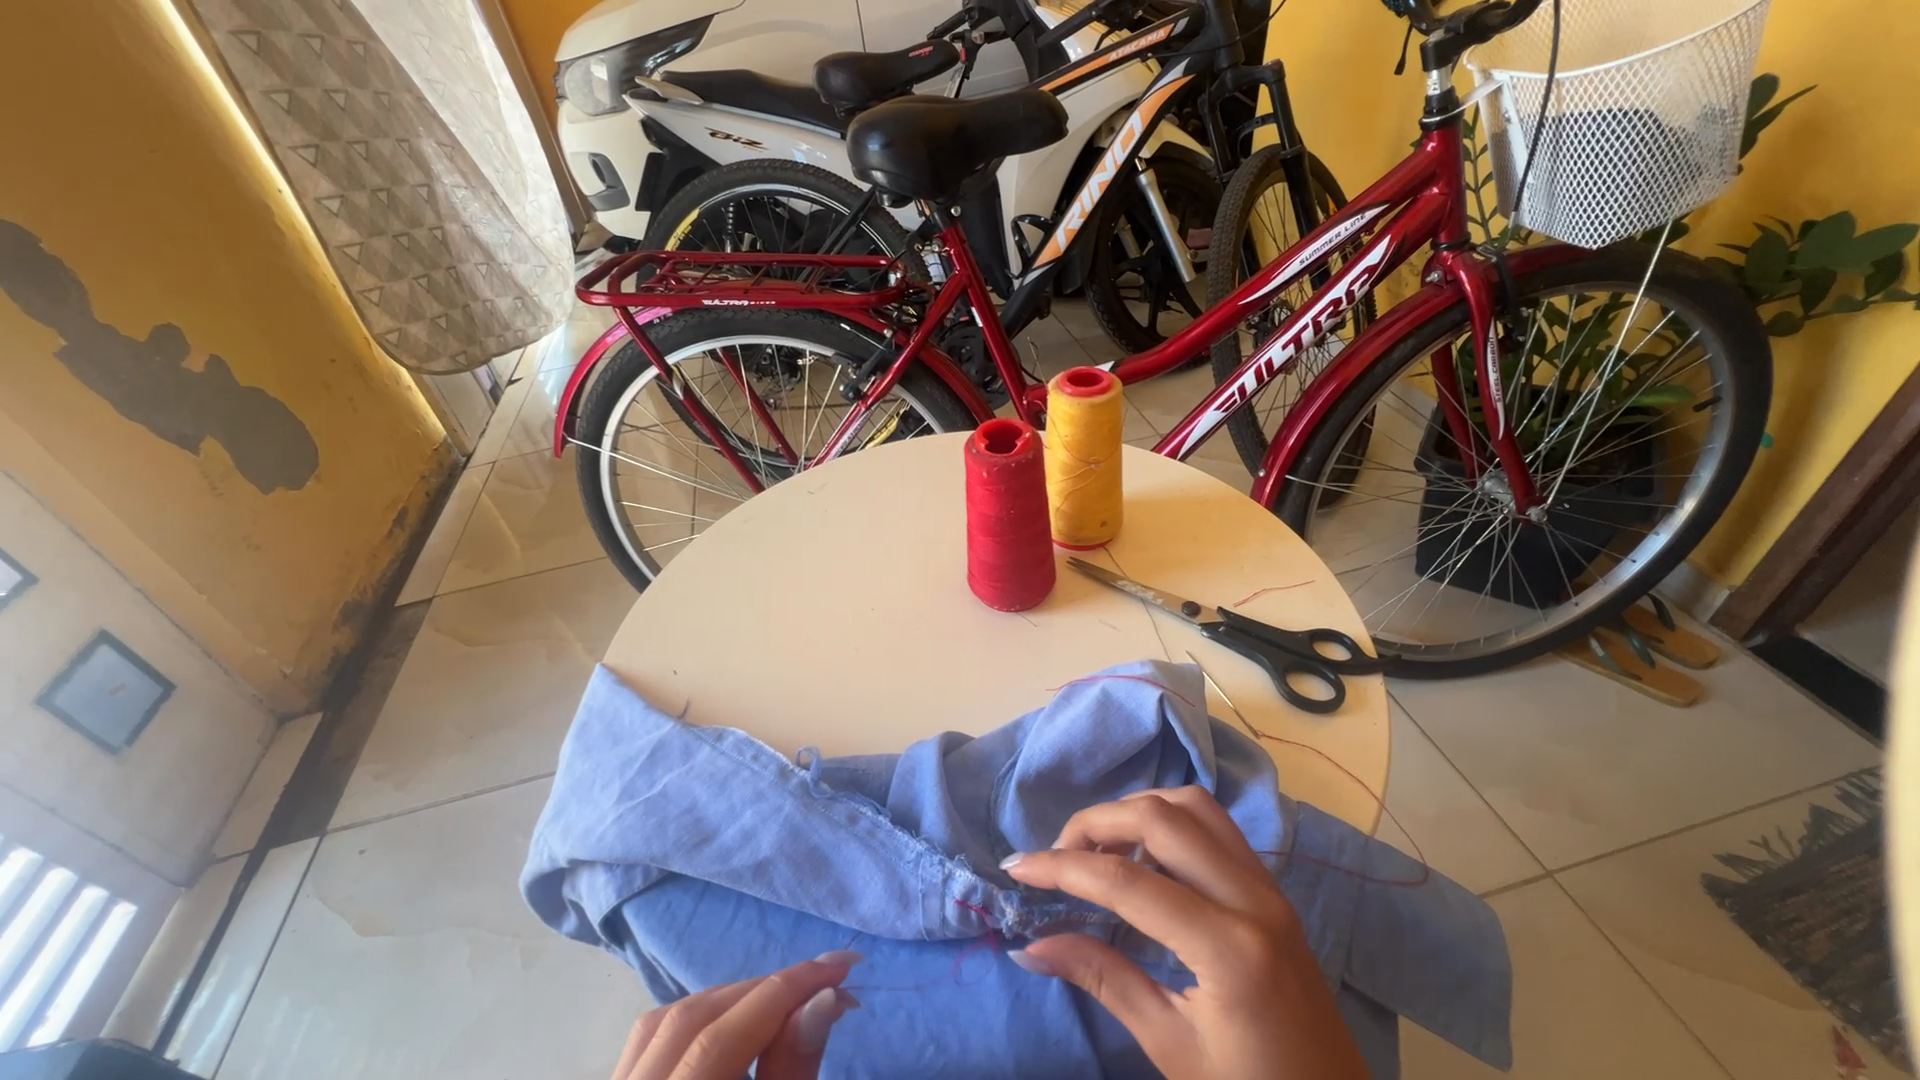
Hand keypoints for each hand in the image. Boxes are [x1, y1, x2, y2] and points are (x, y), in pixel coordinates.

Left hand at [609, 952, 860, 1079]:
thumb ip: (791, 1069)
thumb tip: (827, 995)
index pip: (729, 1030)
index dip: (790, 988)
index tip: (846, 963)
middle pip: (696, 1015)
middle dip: (766, 989)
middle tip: (830, 981)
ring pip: (667, 1018)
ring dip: (733, 998)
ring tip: (789, 999)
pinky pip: (650, 1037)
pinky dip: (698, 1016)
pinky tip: (736, 1020)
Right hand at [1000, 787, 1367, 1079]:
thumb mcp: (1170, 1044)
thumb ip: (1102, 978)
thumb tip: (1029, 946)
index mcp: (1229, 949)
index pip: (1127, 881)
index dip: (1062, 868)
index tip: (1017, 869)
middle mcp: (1254, 899)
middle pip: (1161, 818)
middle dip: (1096, 823)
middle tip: (1057, 858)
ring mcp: (1270, 887)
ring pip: (1193, 807)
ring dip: (1135, 812)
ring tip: (1098, 851)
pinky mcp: (1273, 889)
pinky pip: (1216, 827)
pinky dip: (1168, 823)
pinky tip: (1143, 857)